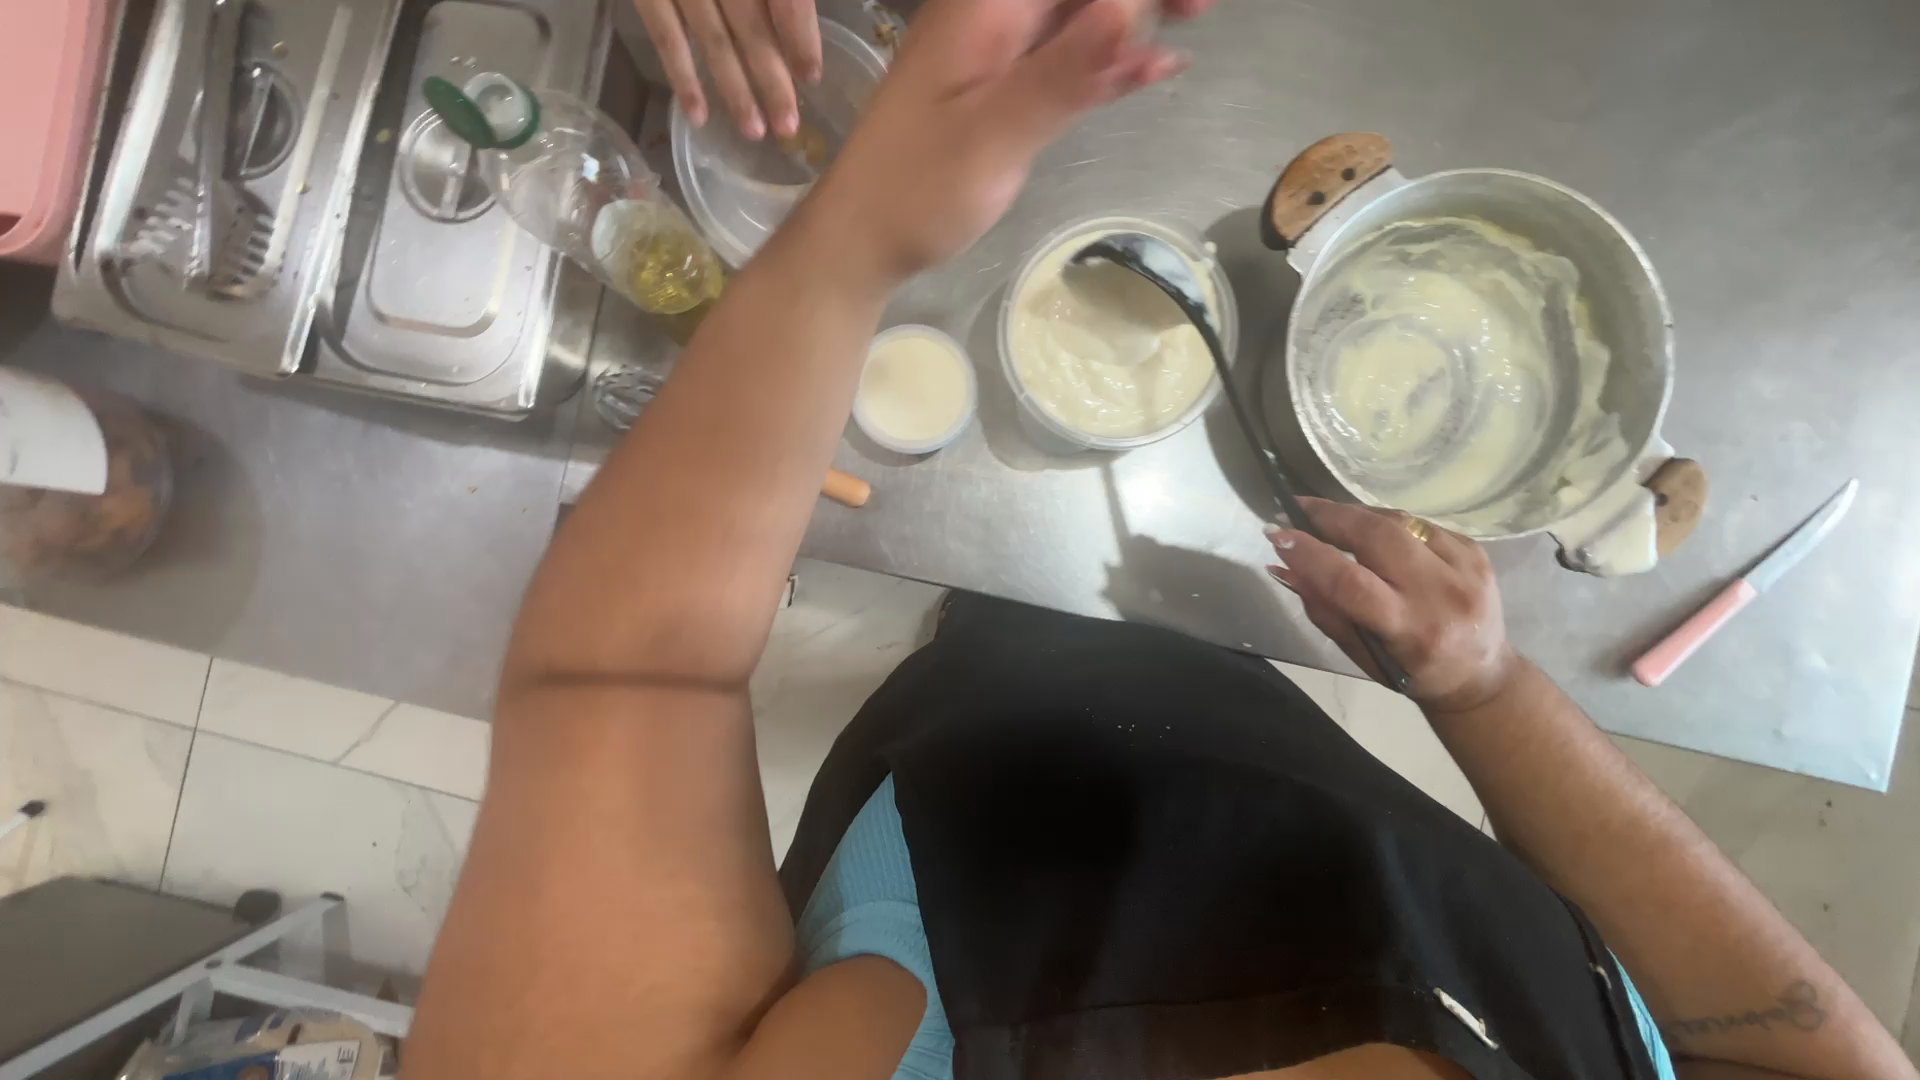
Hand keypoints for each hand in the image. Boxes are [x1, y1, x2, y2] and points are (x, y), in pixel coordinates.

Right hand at [635, 0, 821, 138]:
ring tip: (754, 132)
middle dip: (771, 79)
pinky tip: (698, 114)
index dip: (800, 33)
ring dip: (733, 88)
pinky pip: (663, 30)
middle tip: (790, 127)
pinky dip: (681, 75)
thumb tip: (799, 18)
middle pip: (749, 21)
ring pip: (710, 34)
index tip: (812, 75)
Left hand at [801, 0, 1209, 281]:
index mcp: (985, 7)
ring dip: (1127, 13)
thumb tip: (1130, 9)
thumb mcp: (993, 136)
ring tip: (1192, 20)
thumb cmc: (916, 192)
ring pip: (1074, 12)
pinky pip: (1060, 55)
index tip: (1193, 4)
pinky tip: (1145, 68)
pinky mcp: (996, 88)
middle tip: (1202, 10)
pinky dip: (1103, 58)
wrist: (861, 237)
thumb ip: (1063, 75)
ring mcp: (993, 51)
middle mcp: (991, 14)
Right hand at [1265, 498, 1519, 714]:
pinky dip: (1385, 522)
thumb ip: (1321, 606)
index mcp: (1410, 628)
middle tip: (1297, 508)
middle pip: (1378, 536)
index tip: (1277, 534)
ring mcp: (1464, 567)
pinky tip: (1369, 530)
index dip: (1309, 554)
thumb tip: (1282, 565)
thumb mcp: (1358, 650)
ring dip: (1355, 515)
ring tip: (1327, 516)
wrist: (1480, 674)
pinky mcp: (1475, 550)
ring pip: (1398, 521)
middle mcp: (1441, 593)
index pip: (1350, 582)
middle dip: (1331, 516)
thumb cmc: (1409, 670)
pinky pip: (1418, 524)